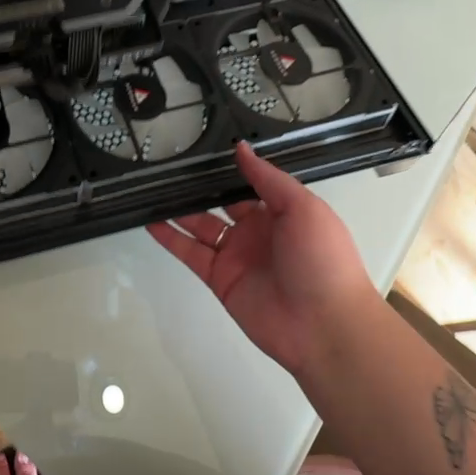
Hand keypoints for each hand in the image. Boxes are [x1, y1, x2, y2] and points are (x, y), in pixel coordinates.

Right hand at [148, 142, 376, 376]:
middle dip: (198, 187)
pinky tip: (150, 220)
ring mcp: (236, 256)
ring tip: (150, 187)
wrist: (325, 327)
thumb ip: (267, 177)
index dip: (226, 168)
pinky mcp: (220, 279)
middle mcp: (256, 231)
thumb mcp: (303, 207)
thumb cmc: (322, 259)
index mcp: (280, 212)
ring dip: (178, 209)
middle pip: (220, 203)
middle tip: (167, 164)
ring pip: (200, 226)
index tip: (201, 148)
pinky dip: (170, 239)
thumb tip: (241, 147)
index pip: (248, 184)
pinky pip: (191, 254)